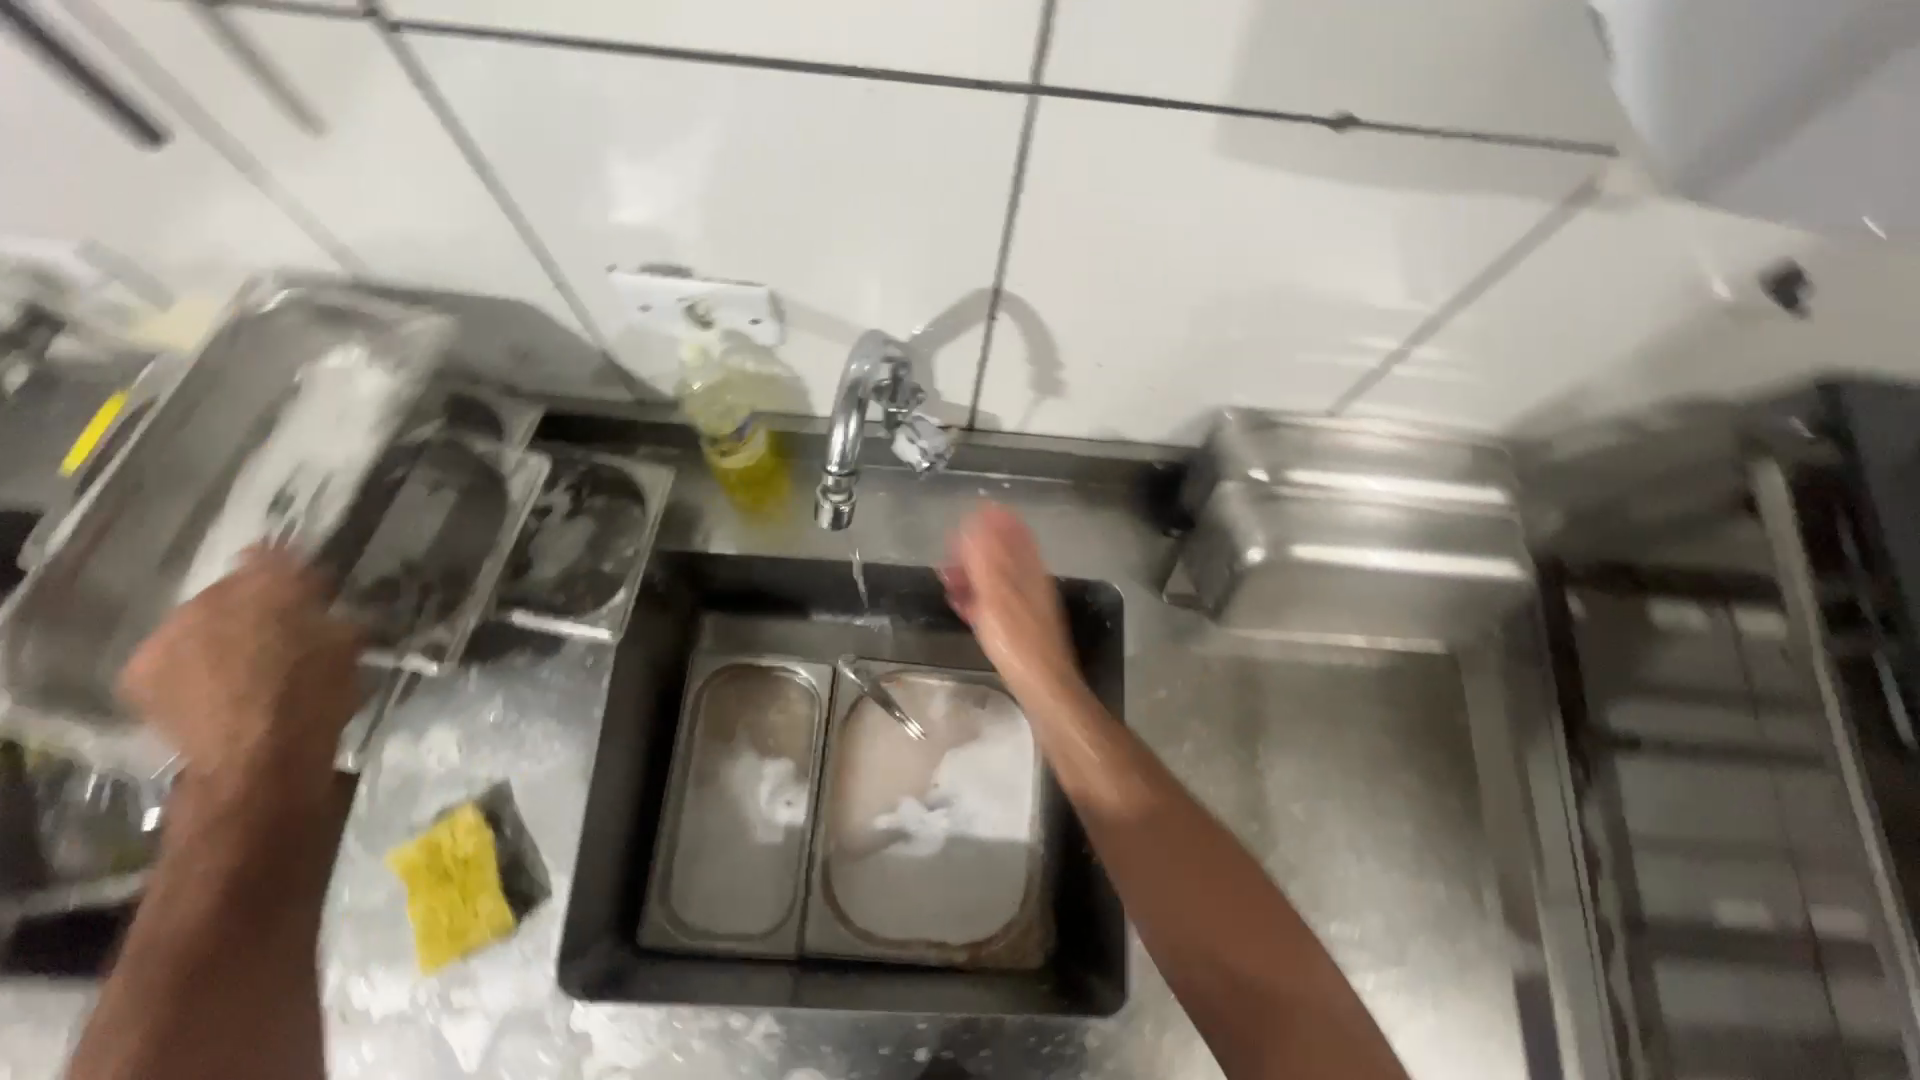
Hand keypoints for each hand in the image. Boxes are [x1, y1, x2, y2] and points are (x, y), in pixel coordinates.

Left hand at [119, 547, 362, 788]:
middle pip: (230, 589)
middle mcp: (206, 600)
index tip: (307, 586)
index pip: (270, 556)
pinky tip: (210, 683)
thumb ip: (328, 608)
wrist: (258, 760)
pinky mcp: (140, 671)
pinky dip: (189, 660)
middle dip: (252, 604)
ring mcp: (165, 634)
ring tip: (243, 661)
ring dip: (219, 632)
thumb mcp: (345, 644)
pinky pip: (170, 653)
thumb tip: (317, 591)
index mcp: (263, 587)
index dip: (289, 570)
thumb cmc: (316, 698)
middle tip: (277, 629)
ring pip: (197, 621)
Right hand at [943, 503, 1081, 701]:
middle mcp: (1030, 583)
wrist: (1041, 685)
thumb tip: (980, 521)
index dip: (992, 522)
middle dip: (975, 551)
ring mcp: (1026, 605)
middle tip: (949, 554)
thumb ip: (987, 560)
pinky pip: (995, 603)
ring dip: (972, 576)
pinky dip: (977, 598)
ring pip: (996, 580)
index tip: (967, 516)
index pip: (1012, 533)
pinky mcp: (1019, 627)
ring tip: (948, 579)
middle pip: (1002, 556)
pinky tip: (962, 605)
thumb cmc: (1017, 641)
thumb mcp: (997, 597)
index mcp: (1027, 571)